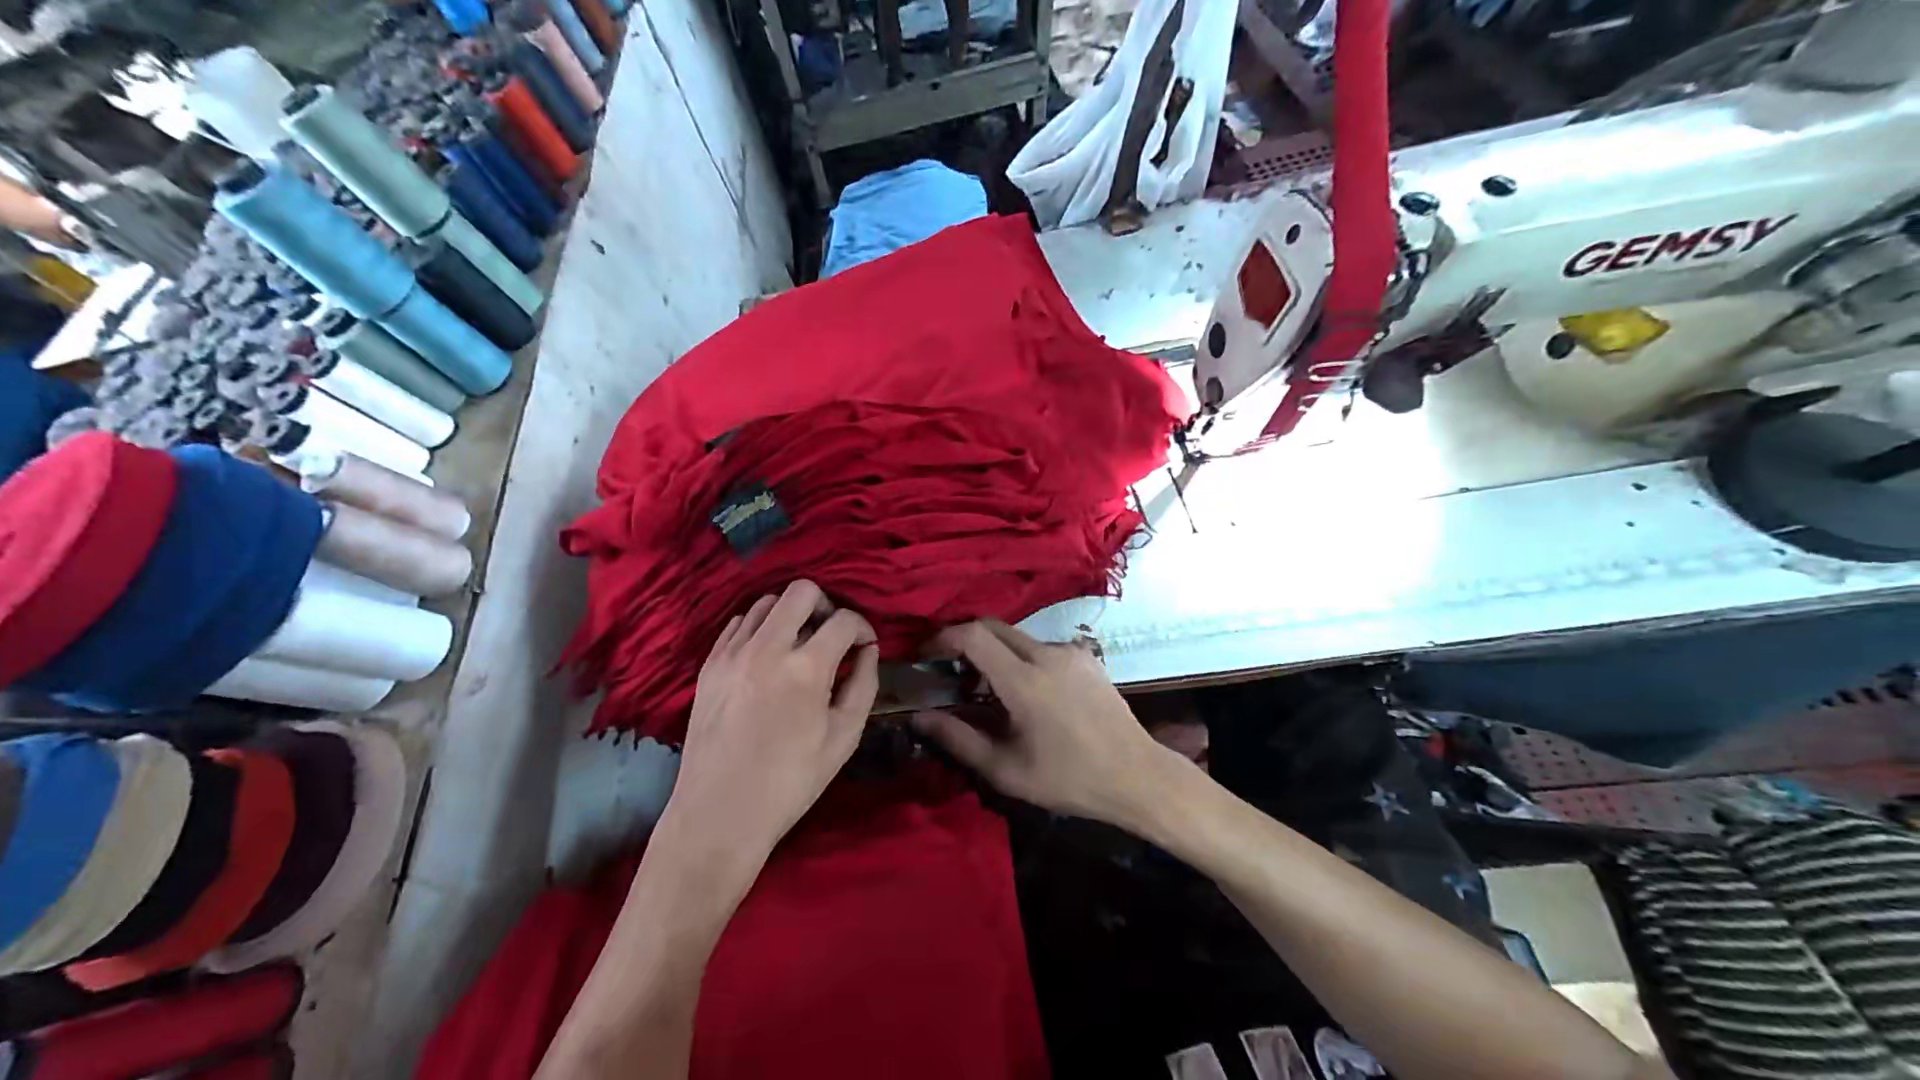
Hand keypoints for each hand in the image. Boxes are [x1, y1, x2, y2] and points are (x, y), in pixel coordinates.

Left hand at [667, 581, 880, 858]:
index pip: (843, 620)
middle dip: (826, 606)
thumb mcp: (843, 738)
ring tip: (798, 645)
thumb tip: (868, 652)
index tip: (865, 646)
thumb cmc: (791, 782)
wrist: (720, 813)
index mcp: (805, 668)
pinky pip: (737, 624)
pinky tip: (767, 656)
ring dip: (791, 615)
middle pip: (801, 591)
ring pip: (766, 602)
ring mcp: (732, 654)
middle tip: (831, 635)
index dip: (863, 628)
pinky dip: (759, 629)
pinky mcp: (709, 665)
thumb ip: (863, 686)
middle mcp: (766, 648)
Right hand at [910, 620, 1181, 826]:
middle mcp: (1048, 654)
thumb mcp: (1006, 770)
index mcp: (1025, 681)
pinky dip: (1023, 660)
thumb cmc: (1069, 779)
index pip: (973, 636)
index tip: (927, 655)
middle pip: (993, 628)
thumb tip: (920, 716)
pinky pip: (1043, 648)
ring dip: (996, 654)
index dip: (943, 638)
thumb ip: (958, 739)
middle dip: (965, 642)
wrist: (1137, 776)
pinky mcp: (1087, 657)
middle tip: (951, 672)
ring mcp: (1071, 652)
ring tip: (989, 692)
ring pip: (1018, 638)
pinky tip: (1027, 694)